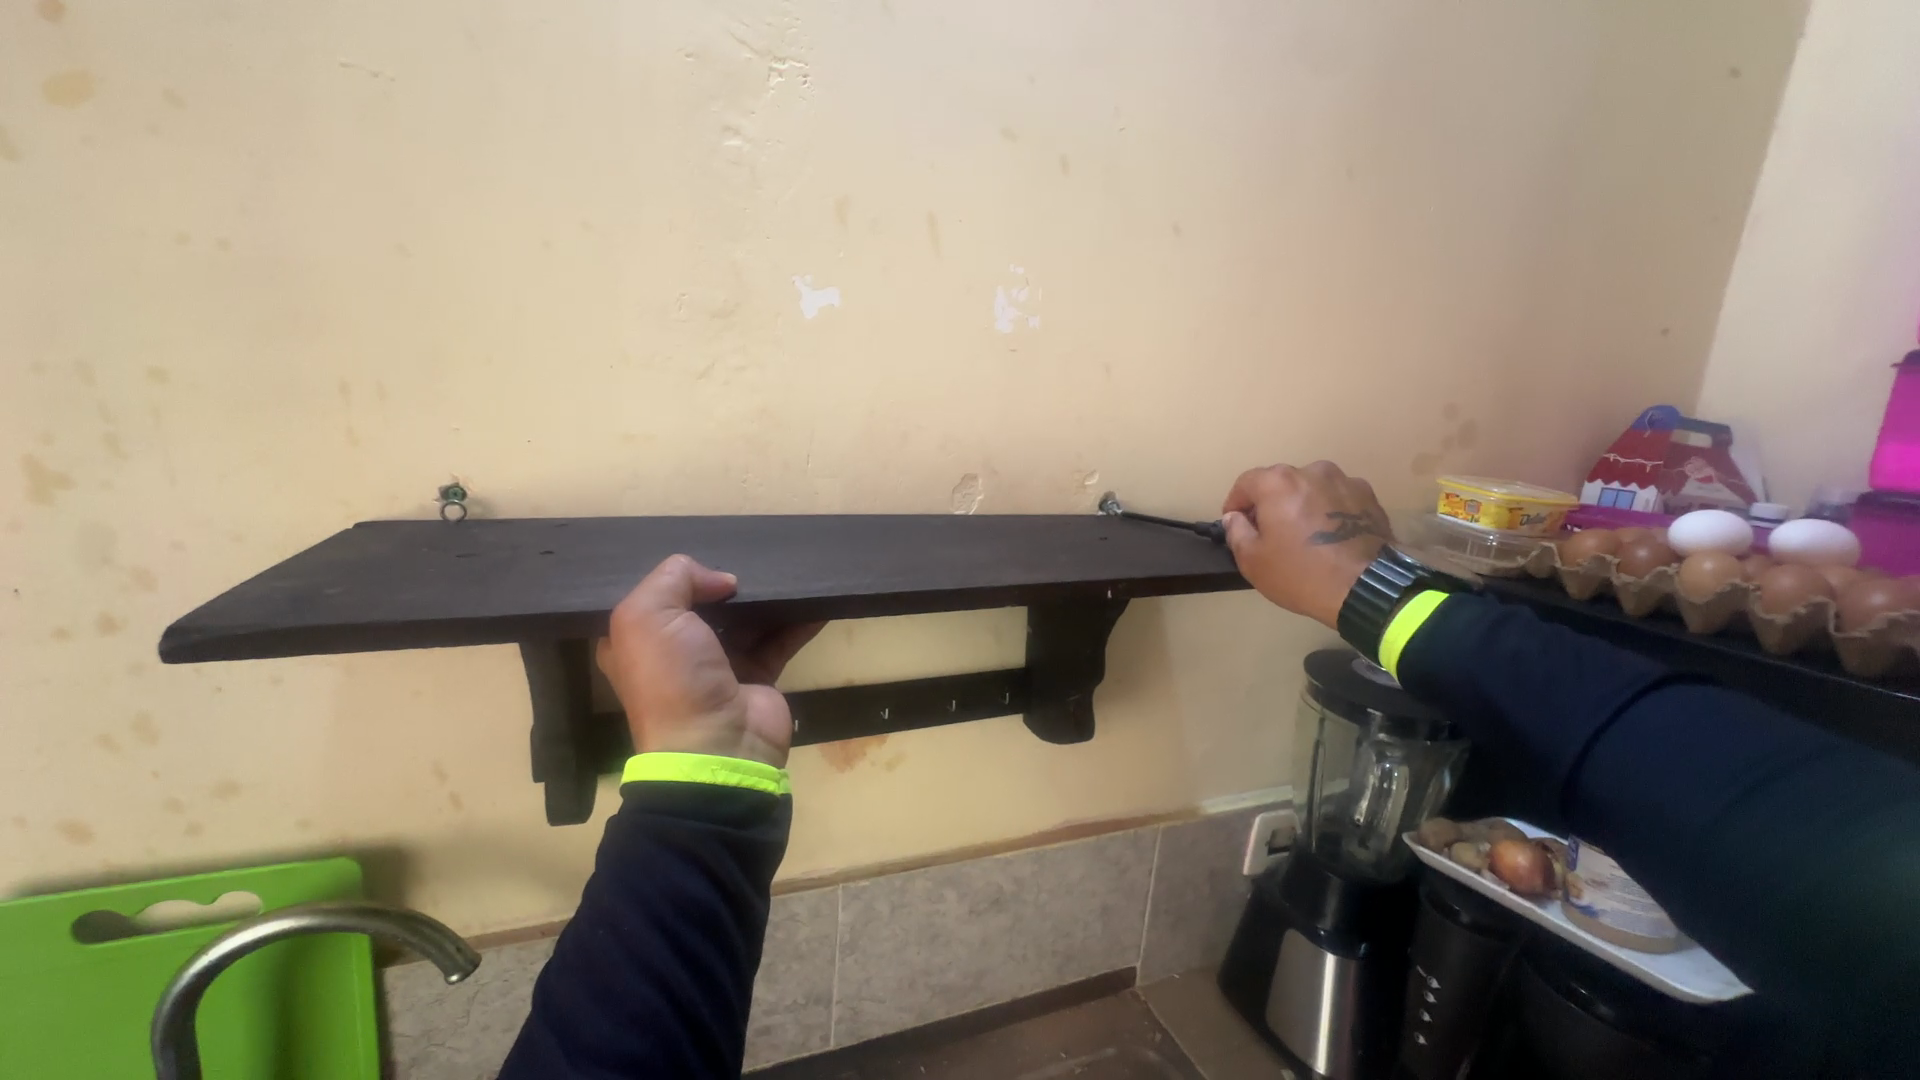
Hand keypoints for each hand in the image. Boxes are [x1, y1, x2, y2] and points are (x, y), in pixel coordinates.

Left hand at [597, 555, 822, 768]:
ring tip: (787, 567)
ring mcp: (719, 666)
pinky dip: (799, 619)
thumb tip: (723, 580)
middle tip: (753, 553)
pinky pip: (781, 639)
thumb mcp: (648, 616)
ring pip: (745, 619)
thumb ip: (675, 578)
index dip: (676, 573)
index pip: (655, 596)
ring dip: (765, 597)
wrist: (717, 747)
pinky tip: (816, 597)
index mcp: (639, 640)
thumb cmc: (672, 678)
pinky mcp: (758, 676)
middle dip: (725, 579)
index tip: (704, 551)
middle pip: (704, 603)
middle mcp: (676, 652)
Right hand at [1220, 461, 1392, 627]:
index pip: (1246, 483)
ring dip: (1302, 505)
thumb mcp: (1252, 560)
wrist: (1367, 587)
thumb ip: (1237, 531)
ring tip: (1305, 535)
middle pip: (1281, 483)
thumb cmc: (1301, 573)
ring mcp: (1345, 481)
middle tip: (1270, 533)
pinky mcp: (1370, 497)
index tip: (1237, 523)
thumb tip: (1235, 517)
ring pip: (1312, 489)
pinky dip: (1330, 512)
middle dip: (1271, 503)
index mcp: (1278, 482)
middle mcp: (1312, 471)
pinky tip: (1331, 537)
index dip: (1235, 503)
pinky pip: (1338, 499)